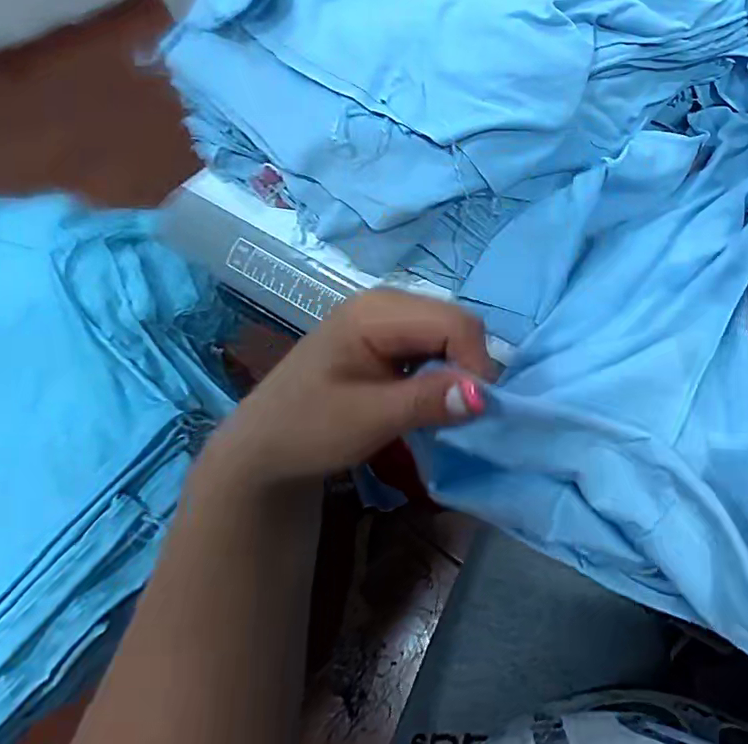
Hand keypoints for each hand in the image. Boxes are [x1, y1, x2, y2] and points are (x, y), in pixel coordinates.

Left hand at [203, 290, 495, 491]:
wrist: (262, 447)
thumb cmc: (306, 431)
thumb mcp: (367, 421)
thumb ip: (426, 402)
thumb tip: (485, 395)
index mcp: (375, 310)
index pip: (454, 323)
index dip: (475, 363)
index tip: (475, 409)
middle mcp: (386, 300)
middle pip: (457, 321)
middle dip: (469, 364)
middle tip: (461, 409)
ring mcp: (388, 313)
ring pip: (452, 330)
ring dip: (458, 367)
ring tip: (443, 404)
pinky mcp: (390, 332)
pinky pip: (437, 340)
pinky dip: (445, 367)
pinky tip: (428, 393)